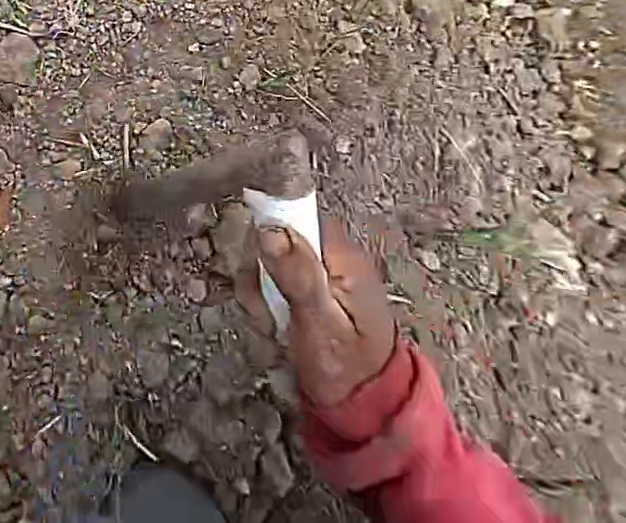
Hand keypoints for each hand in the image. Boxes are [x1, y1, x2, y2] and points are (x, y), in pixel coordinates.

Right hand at [240, 217, 397, 406]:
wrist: (367, 412)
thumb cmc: (347, 372)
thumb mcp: (320, 327)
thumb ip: (298, 276)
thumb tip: (270, 229)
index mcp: (343, 256)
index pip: (296, 212)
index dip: (268, 235)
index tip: (259, 272)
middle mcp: (334, 255)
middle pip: (278, 238)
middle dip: (260, 275)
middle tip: (266, 314)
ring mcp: (323, 272)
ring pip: (270, 262)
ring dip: (261, 296)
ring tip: (273, 328)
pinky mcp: (313, 289)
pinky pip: (276, 282)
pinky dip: (268, 306)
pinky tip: (275, 330)